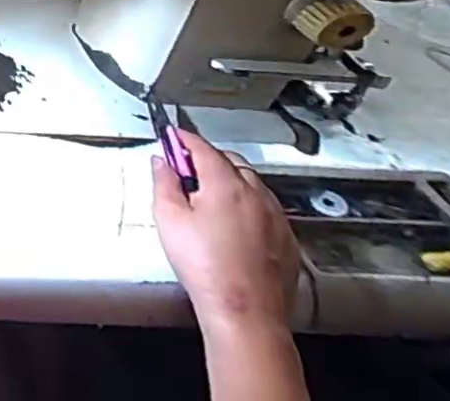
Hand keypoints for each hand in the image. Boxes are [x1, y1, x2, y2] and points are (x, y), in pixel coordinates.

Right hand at [151, 128, 300, 334]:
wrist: (245, 314)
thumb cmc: (207, 268)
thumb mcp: (168, 217)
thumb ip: (164, 182)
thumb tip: (162, 163)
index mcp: (226, 185)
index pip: (202, 147)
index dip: (184, 138)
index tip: (173, 135)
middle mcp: (256, 196)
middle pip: (231, 161)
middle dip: (206, 158)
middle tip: (185, 168)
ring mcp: (276, 218)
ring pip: (252, 183)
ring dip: (230, 179)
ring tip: (208, 195)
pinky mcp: (287, 240)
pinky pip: (267, 208)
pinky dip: (249, 202)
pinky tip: (233, 219)